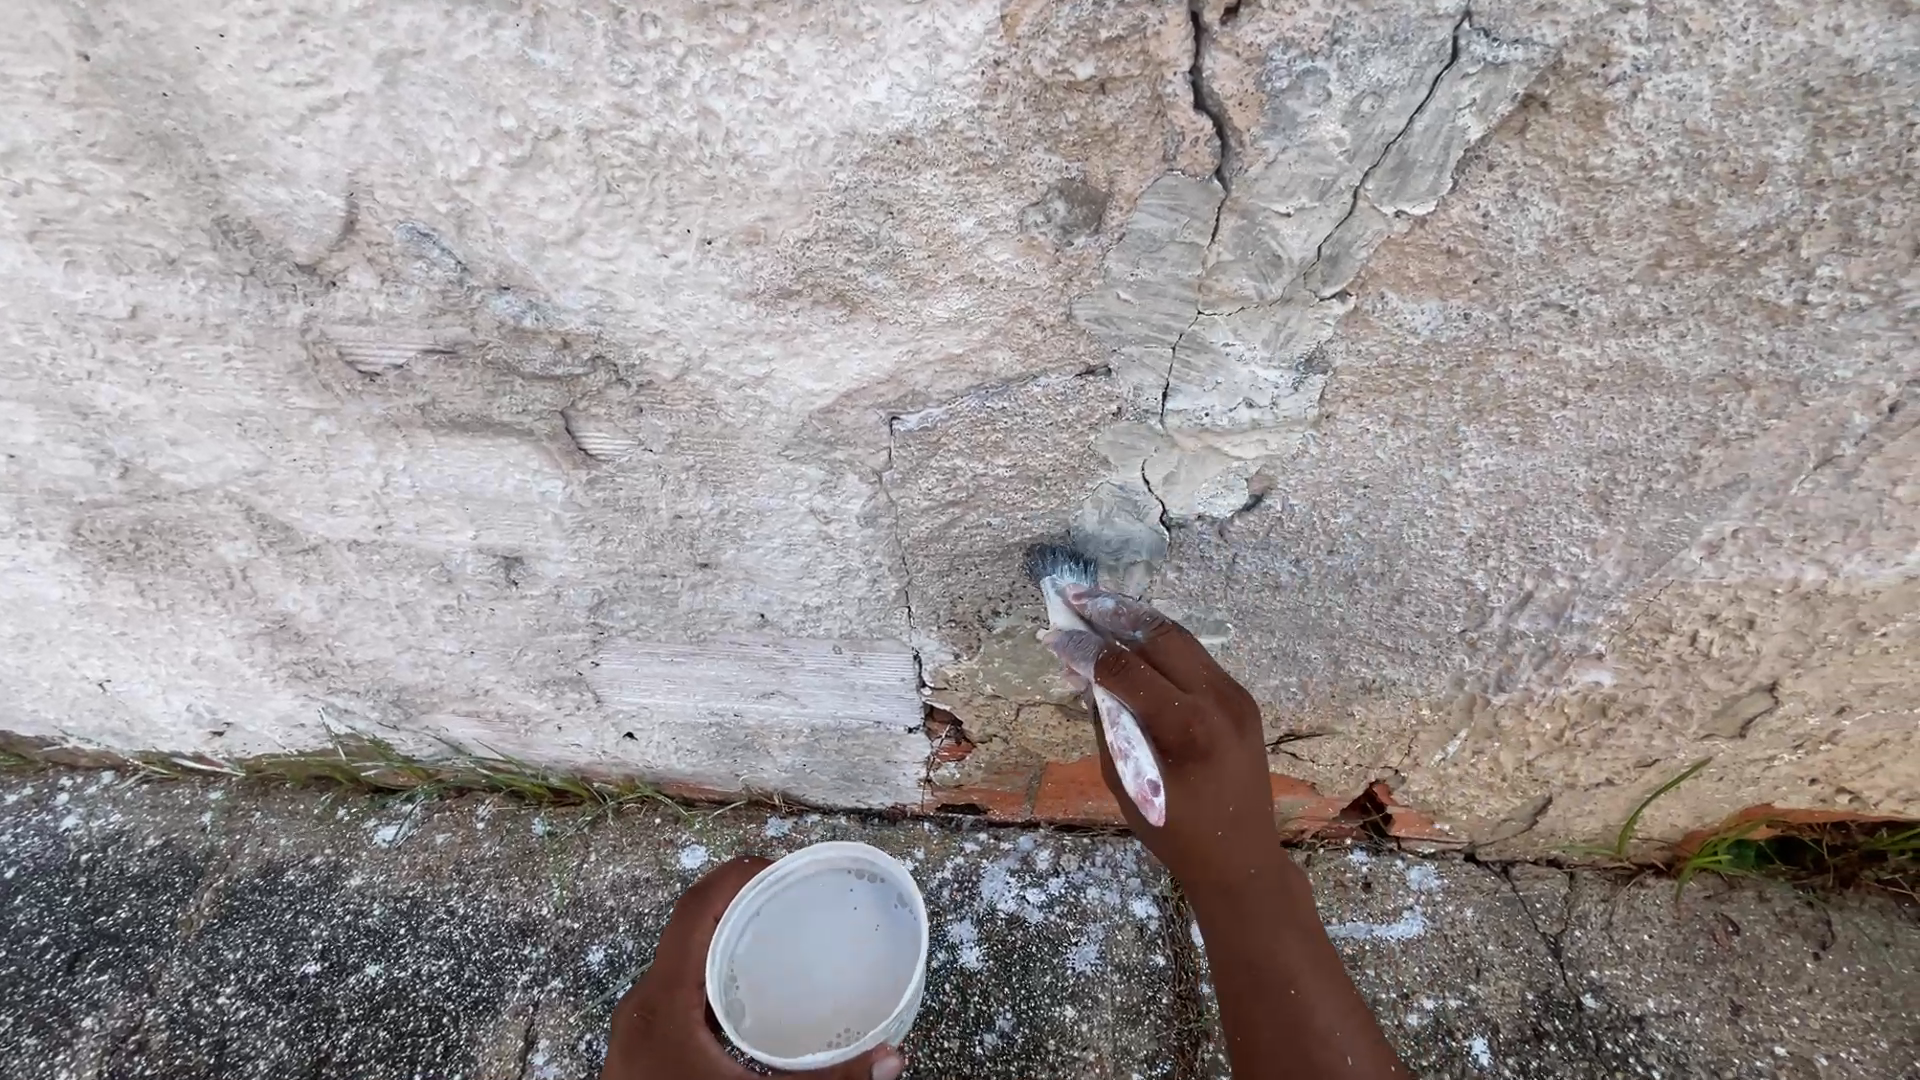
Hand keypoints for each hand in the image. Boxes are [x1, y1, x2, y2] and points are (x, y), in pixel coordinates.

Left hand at [602, 856, 907, 1079]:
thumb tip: (893, 1059)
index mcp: (661, 1002)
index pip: (696, 907)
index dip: (738, 875)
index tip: (786, 871)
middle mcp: (642, 1006)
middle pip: (692, 927)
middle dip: (743, 902)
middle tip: (794, 901)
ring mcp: (638, 1029)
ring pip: (683, 959)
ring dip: (728, 938)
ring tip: (779, 938)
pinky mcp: (644, 1050)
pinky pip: (680, 990)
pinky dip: (715, 975)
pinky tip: (749, 996)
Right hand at [1042, 586, 1281, 890]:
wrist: (1241, 858)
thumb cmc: (1174, 832)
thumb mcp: (1125, 781)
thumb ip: (1107, 721)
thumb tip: (1086, 673)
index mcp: (1187, 728)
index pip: (1124, 669)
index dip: (1084, 649)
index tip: (1054, 635)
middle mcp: (1218, 700)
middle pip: (1159, 635)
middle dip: (1112, 611)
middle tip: (1075, 597)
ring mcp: (1235, 694)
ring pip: (1179, 637)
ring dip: (1135, 619)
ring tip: (1098, 603)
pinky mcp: (1239, 696)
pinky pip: (1193, 656)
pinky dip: (1157, 641)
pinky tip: (1130, 635)